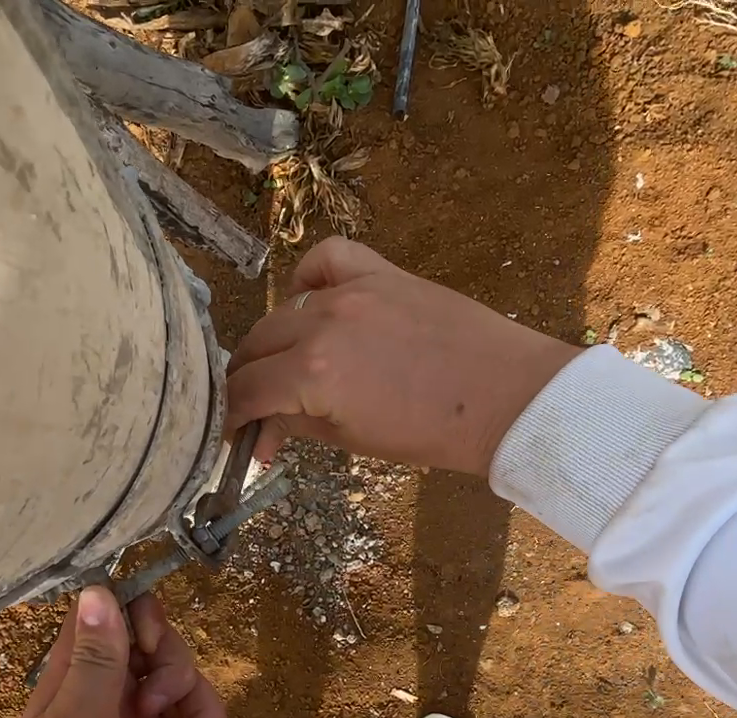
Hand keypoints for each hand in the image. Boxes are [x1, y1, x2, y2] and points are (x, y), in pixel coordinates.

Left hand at [0, 587, 232, 717]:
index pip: (102, 619)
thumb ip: (95, 662)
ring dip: (199, 709)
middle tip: (165, 704)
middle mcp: (106, 694)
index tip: (152, 637)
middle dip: (173, 668)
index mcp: (72, 681)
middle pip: (153, 647)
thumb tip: (96, 589)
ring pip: (182, 684)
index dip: (132, 614)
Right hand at [224, 238, 584, 476]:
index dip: (231, 417)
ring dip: (274, 342)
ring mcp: (352, 291)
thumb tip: (263, 430)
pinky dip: (310, 278)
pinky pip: (328, 260)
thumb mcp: (351, 439)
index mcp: (310, 374)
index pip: (245, 390)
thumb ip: (296, 424)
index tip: (235, 434)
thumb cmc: (429, 434)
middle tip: (258, 408)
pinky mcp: (381, 272)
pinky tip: (311, 299)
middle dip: (246, 381)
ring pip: (284, 309)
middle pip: (254, 346)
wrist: (505, 397)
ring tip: (287, 367)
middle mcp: (320, 324)